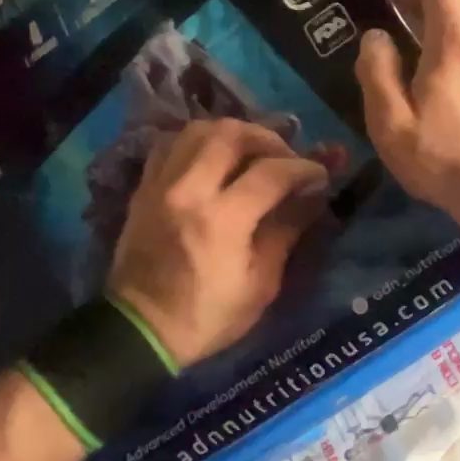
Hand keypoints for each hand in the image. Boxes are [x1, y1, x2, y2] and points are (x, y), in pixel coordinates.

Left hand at [108, 120, 329, 365]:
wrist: (139, 330)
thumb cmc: (207, 316)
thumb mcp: (260, 284)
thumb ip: (287, 230)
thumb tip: (313, 194)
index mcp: (221, 220)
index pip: (272, 172)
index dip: (304, 168)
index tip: (320, 175)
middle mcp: (187, 190)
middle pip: (231, 134)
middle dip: (267, 139)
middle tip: (284, 158)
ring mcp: (160, 185)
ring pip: (198, 130)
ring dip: (232, 135)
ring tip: (251, 154)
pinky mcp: (143, 188)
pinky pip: (172, 145)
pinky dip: (198, 143)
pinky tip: (215, 161)